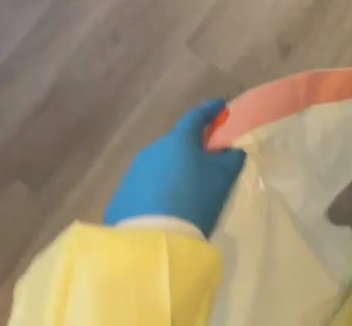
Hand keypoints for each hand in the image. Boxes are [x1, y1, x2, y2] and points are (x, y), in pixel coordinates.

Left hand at [104, 100, 246, 232]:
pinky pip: (144, 186)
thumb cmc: (195, 201)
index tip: (220, 107)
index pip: (196, 117)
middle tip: (204, 158)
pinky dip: (155, 190)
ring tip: (183, 189)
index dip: (210, 110)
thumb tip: (231, 150)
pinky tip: (163, 208)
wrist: (153, 244)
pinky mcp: (120, 198)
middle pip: (176, 142)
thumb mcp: (223, 178)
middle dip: (190, 146)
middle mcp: (153, 150)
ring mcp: (133, 174)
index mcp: (179, 140)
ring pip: (158, 165)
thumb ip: (231, 158)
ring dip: (171, 170)